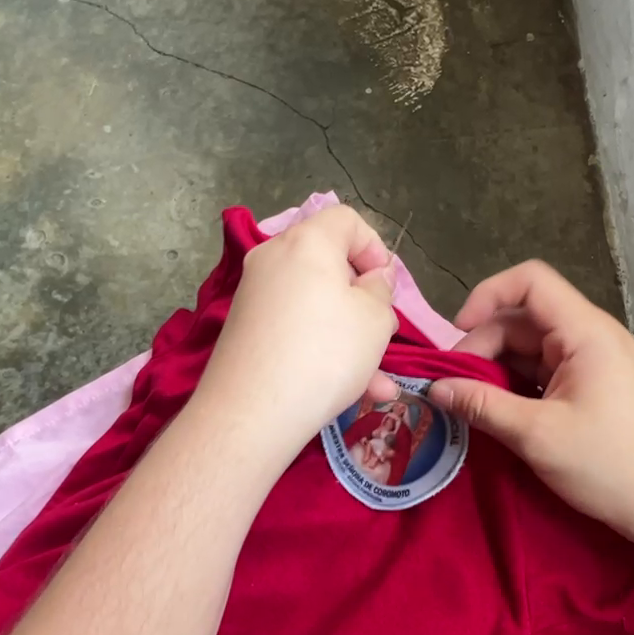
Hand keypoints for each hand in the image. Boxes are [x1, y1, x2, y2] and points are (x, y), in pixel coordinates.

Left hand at [194, 206, 399, 453]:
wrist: (252, 413)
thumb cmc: (326, 353)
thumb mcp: (375, 319)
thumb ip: (381, 290)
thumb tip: (373, 278)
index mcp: (307, 242)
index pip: (347, 221)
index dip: (375, 248)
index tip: (387, 287)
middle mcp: (273, 260)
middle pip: (329, 267)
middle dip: (364, 302)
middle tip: (384, 334)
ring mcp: (255, 297)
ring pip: (317, 308)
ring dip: (351, 340)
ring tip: (378, 383)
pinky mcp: (246, 332)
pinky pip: (296, 331)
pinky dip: (322, 352)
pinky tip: (352, 393)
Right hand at [429, 261, 633, 541]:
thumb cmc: (610, 465)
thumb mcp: (537, 435)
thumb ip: (482, 406)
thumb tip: (435, 389)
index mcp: (584, 332)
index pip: (530, 281)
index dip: (486, 297)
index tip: (456, 339)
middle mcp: (588, 336)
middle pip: (522, 318)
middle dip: (482, 346)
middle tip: (453, 389)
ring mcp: (590, 362)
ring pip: (528, 347)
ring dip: (495, 370)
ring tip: (467, 404)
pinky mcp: (589, 387)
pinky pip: (541, 371)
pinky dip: (514, 386)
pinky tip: (495, 412)